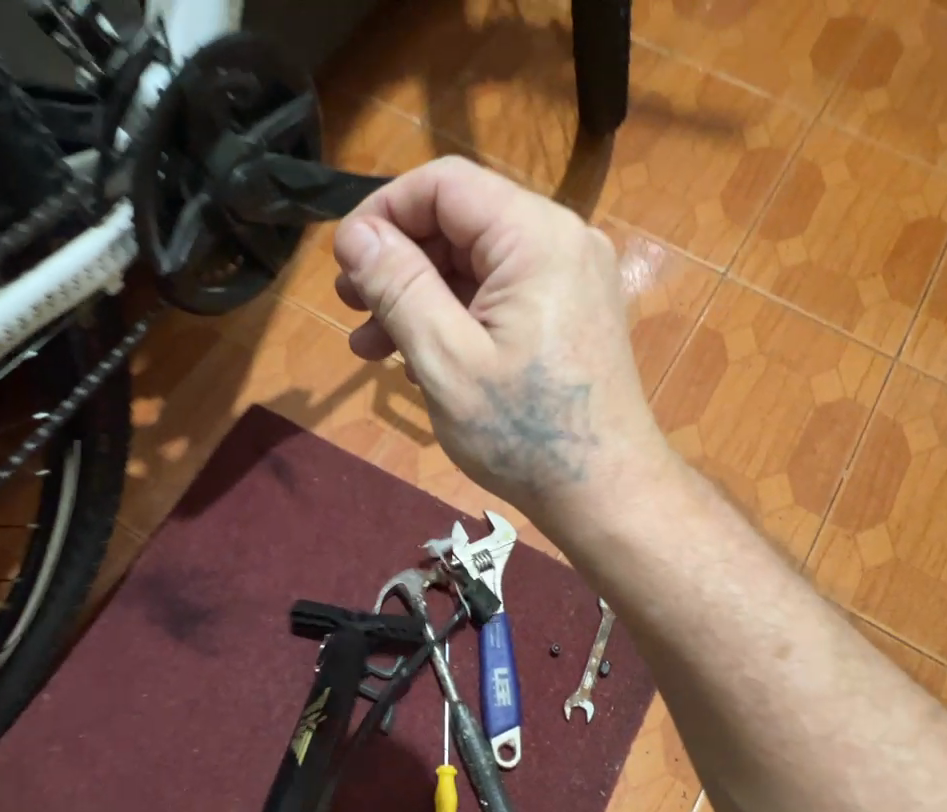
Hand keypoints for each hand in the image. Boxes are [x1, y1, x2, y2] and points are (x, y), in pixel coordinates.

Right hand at [332, 156, 670, 519]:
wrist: (604, 493)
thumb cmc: (524, 432)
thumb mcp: (446, 358)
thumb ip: (397, 287)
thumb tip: (354, 235)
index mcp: (535, 237)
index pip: (444, 184)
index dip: (382, 213)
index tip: (342, 262)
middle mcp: (560, 241)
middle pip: (459, 221)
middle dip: (396, 262)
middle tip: (348, 307)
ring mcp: (568, 279)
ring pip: (473, 263)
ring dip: (416, 296)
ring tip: (368, 345)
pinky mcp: (566, 314)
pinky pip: (497, 295)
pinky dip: (452, 317)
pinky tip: (416, 359)